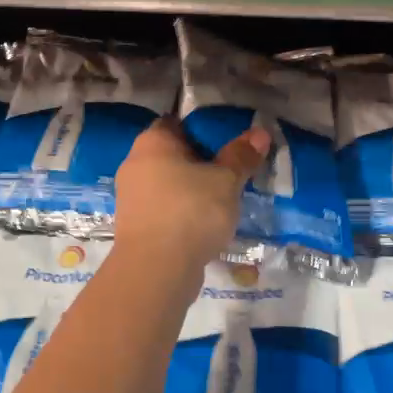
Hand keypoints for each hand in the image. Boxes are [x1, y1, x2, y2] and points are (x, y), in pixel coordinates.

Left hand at [113, 118, 269, 277]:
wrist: (156, 270)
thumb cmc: (191, 211)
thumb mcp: (226, 180)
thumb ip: (242, 156)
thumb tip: (260, 132)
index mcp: (152, 142)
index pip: (177, 122)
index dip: (203, 128)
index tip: (229, 139)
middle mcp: (135, 164)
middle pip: (173, 154)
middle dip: (201, 160)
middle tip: (232, 168)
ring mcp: (132, 197)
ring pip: (169, 183)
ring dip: (192, 188)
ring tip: (224, 197)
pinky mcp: (136, 226)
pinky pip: (165, 208)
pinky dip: (184, 211)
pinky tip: (207, 222)